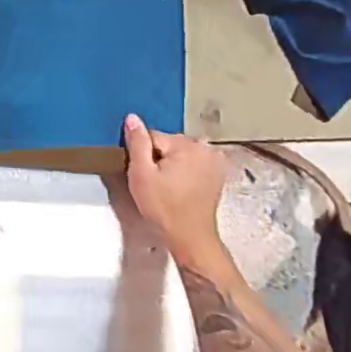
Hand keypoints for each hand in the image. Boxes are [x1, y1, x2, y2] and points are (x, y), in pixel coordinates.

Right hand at [122, 113, 226, 263]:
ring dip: (171, 163)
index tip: (143, 173)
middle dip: (158, 157)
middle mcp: (206, 148)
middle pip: (168, 143)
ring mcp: (216, 160)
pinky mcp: (218, 172)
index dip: (142, 154)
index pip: (152, 136)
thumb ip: (137, 143)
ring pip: (180, 152)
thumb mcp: (141, 173)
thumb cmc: (162, 205)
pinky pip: (193, 162)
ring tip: (166, 184)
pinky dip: (184, 169)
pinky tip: (179, 186)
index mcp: (187, 145)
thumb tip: (132, 118)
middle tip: (153, 181)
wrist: (189, 233)